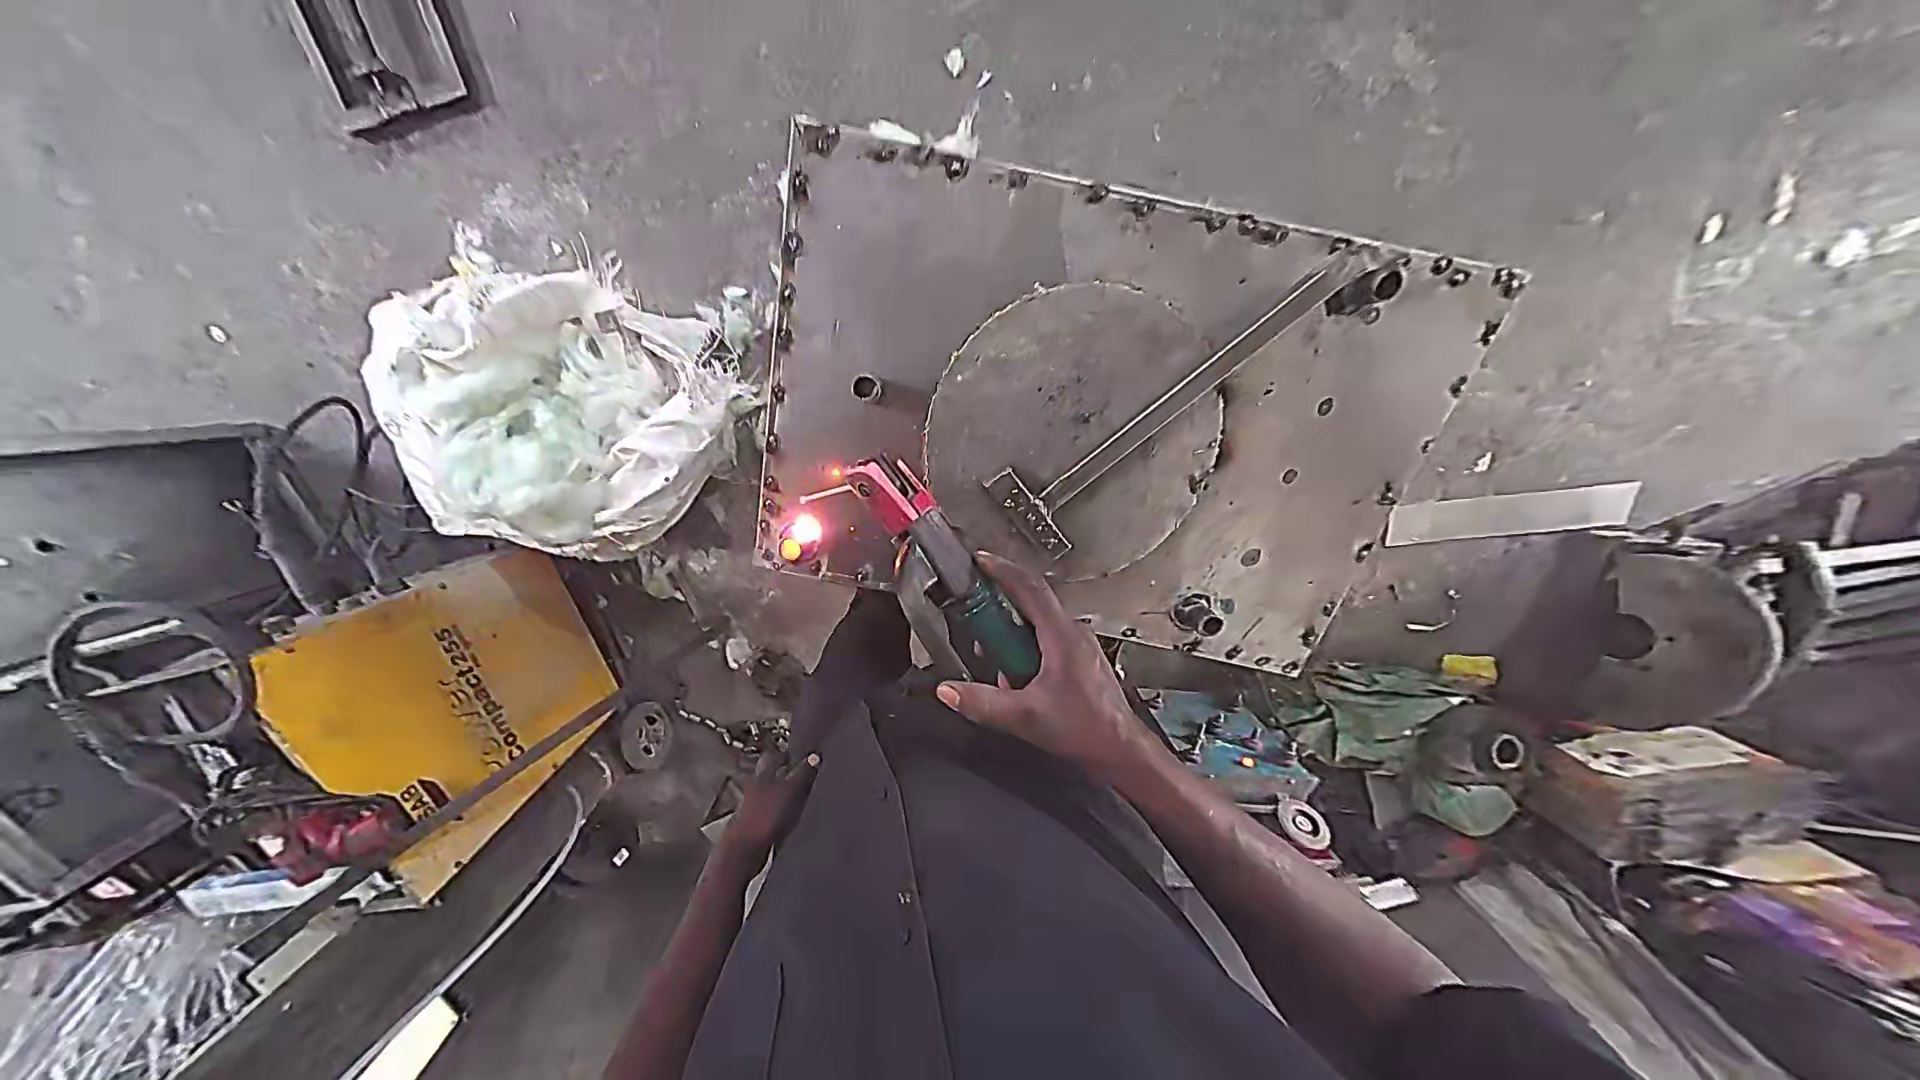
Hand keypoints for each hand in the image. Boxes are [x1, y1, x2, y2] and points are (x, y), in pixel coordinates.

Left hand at [717, 749, 818, 867]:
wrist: (744, 851)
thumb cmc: (767, 815)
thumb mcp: (791, 790)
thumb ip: (803, 772)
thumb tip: (815, 756)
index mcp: (762, 775)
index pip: (775, 757)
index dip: (788, 754)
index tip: (802, 754)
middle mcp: (754, 787)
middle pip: (770, 774)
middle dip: (784, 772)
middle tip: (802, 773)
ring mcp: (751, 807)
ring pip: (769, 792)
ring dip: (783, 792)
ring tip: (801, 795)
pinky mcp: (753, 824)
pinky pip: (769, 810)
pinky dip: (780, 809)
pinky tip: (791, 816)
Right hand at [935, 552, 1161, 780]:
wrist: (1119, 748)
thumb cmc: (1087, 729)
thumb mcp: (1025, 716)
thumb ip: (982, 703)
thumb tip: (950, 690)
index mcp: (1062, 636)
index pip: (1029, 587)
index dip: (1002, 570)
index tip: (981, 561)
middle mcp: (1072, 633)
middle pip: (1030, 602)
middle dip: (999, 608)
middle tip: (976, 617)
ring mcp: (1077, 644)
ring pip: (1037, 623)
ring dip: (1012, 635)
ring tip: (998, 661)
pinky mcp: (1077, 658)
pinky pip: (1045, 639)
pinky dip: (1025, 649)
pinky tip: (1018, 679)